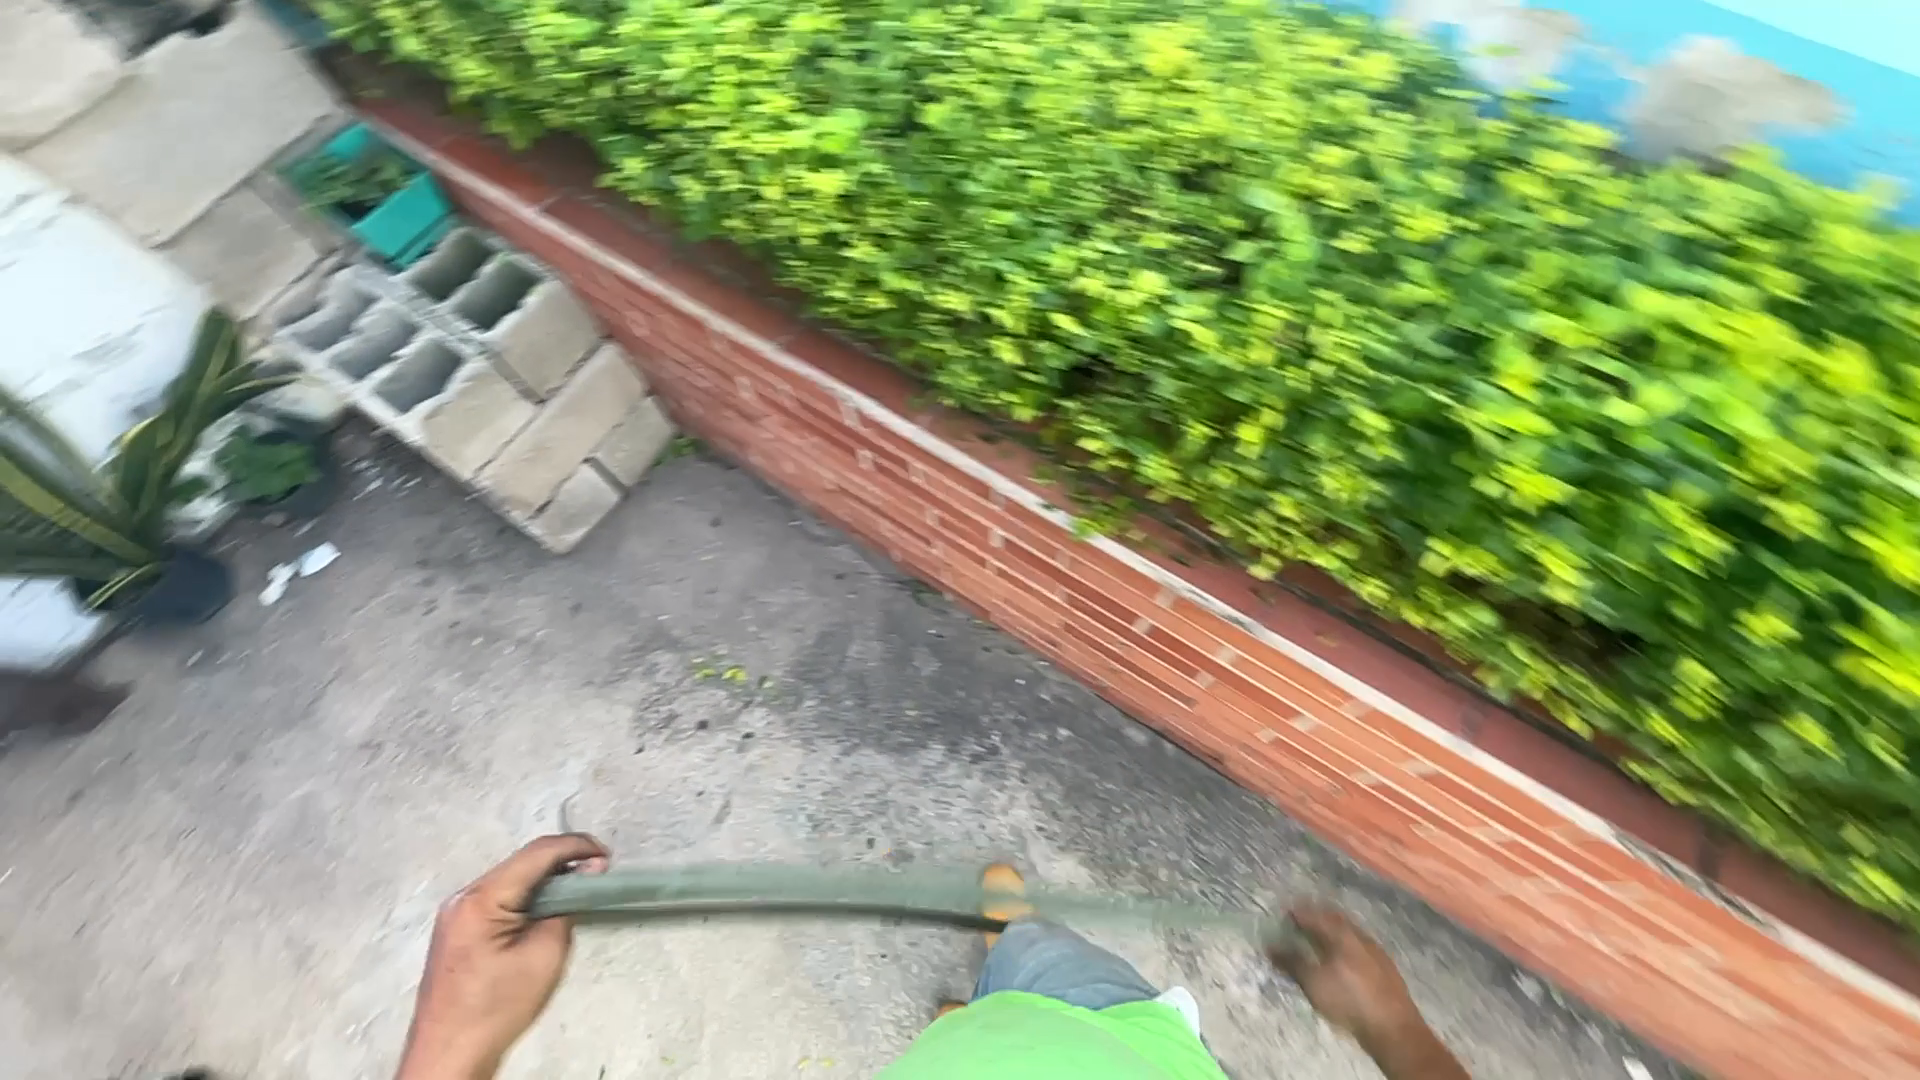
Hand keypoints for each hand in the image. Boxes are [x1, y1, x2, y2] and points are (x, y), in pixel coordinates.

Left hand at [396, 834, 610, 1079]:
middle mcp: (463, 897)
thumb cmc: (498, 1008)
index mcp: (481, 899)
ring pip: (512, 876)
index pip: (538, 853)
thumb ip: (567, 907)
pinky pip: (500, 895)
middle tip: (598, 871)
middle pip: (523, 861)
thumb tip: (584, 874)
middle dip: (564, 860)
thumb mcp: (547, 954)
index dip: (577, 847)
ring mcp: (456, 913)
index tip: (608, 858)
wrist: (448, 1058)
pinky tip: (549, 905)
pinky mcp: (457, 928)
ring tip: (580, 887)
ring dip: (548, 876)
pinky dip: (530, 893)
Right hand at [1271, 905, 1420, 1048]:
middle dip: (1318, 916)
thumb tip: (1269, 946)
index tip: (1285, 911)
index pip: (1314, 914)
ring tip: (1322, 938)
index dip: (1298, 912)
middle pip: (1335, 918)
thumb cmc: (1349, 1001)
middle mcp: (1359, 936)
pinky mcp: (1387, 968)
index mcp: (1340, 933)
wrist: (1395, 1030)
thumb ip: (1291, 962)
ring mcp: (1376, 951)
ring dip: (1334, 930)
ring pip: (1350, 932)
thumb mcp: (1313, 983)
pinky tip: (1345, 958)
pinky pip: (1361, 946)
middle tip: (1303, 920)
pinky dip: (1348, 945)